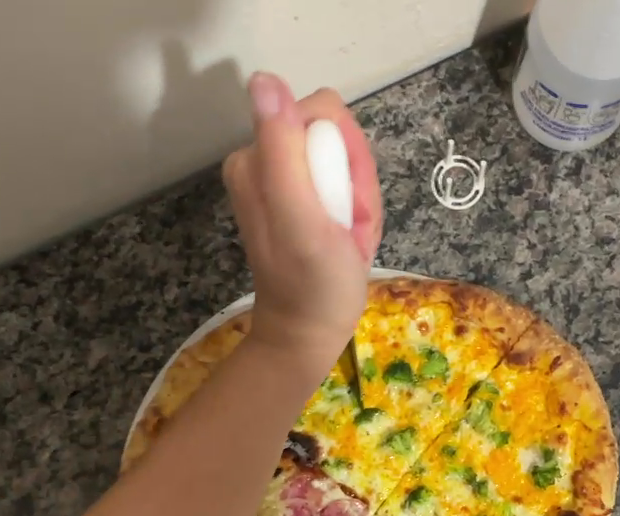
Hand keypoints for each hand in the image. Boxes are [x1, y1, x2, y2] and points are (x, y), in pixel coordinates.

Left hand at [223, 72, 382, 368]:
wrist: (310, 333)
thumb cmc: (312, 283)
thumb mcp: (301, 215)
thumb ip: (283, 148)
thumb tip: (264, 79)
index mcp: (259, 154)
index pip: (325, 116)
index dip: (349, 159)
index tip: (344, 206)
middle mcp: (267, 159)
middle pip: (338, 138)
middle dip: (355, 184)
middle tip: (348, 229)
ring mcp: (287, 181)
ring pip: (348, 165)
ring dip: (359, 204)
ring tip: (348, 239)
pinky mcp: (303, 201)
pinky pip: (347, 188)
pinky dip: (358, 216)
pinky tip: (348, 242)